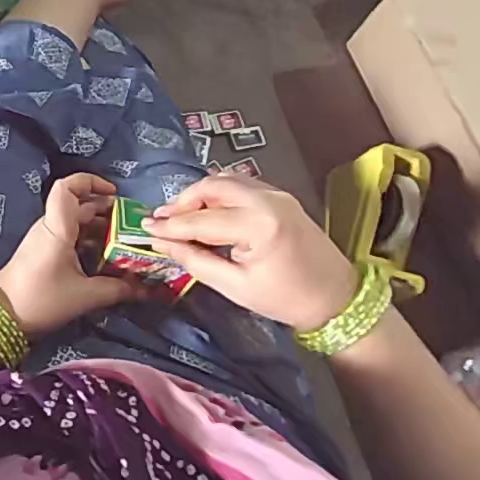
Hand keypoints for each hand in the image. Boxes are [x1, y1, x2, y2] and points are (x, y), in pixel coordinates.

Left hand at [0, 173, 140, 336]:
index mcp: (57, 228)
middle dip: (106, 210)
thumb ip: (118, 290)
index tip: (114, 194)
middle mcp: (50, 228)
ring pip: (75, 223)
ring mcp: (44, 240)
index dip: (91, 182)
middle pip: (79, 205)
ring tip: (124, 243)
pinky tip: (105, 258)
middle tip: (131, 225)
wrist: (2, 318)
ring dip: (99, 228)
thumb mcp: (85, 296)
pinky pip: (69, 238)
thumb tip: (146, 290)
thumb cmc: (41, 300)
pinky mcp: (43, 254)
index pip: (67, 188)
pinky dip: (88, 242)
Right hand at [142, 175, 357, 331]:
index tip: (144, 227)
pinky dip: (217, 194)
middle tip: (160, 220)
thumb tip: (162, 244)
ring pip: (225, 180)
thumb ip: (194, 261)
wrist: (336, 298)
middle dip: (182, 202)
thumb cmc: (285, 298)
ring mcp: (277, 194)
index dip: (169, 225)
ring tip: (179, 216)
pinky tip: (206, 211)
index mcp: (258, 225)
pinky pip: (240, 185)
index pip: (202, 219)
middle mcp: (268, 199)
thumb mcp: (234, 286)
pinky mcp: (281, 196)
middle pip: (212, 186)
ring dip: (199, 195)